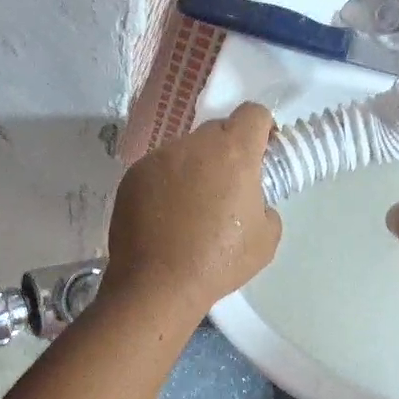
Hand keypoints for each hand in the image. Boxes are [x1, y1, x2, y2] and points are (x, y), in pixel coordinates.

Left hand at [105, 103, 280, 318]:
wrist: (157, 284)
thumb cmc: (218, 262)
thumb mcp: (266, 239)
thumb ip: (265, 206)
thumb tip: (251, 202)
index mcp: (233, 152)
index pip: (253, 114)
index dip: (261, 130)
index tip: (260, 155)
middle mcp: (193, 145)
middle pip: (216, 131)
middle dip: (226, 152)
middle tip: (225, 190)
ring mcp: (158, 159)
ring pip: (184, 152)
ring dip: (193, 169)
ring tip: (190, 210)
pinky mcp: (132, 177)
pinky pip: (157, 171)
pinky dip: (165, 186)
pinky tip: (165, 218)